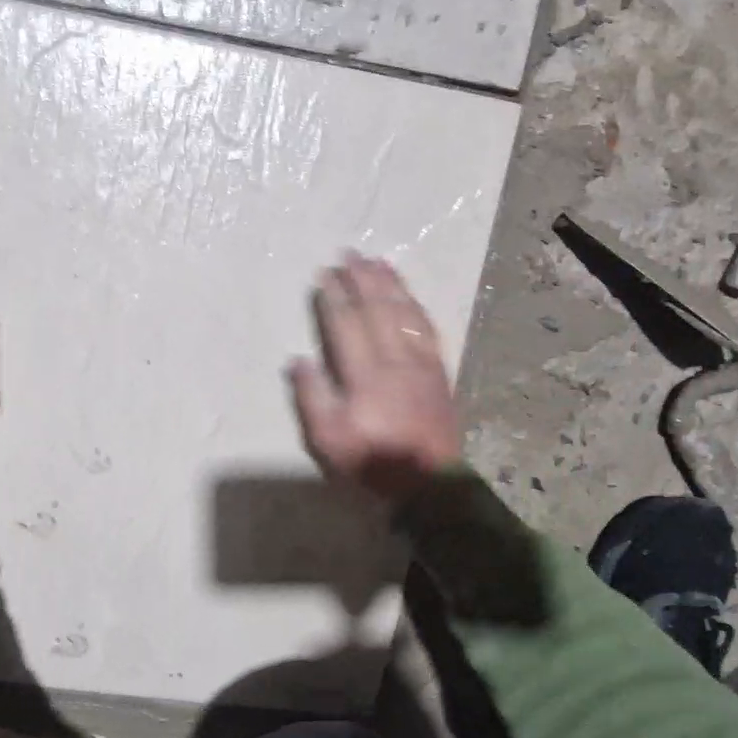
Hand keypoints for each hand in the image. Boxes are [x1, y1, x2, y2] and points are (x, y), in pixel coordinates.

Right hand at [289, 252, 461, 499]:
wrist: (428, 483)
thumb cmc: (371, 463)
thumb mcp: (328, 440)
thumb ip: (313, 398)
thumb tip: (299, 360)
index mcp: (366, 376)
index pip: (347, 325)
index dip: (334, 298)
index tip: (324, 275)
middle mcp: (396, 361)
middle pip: (378, 310)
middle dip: (362, 279)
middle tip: (350, 254)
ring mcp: (422, 363)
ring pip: (405, 313)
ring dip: (390, 284)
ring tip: (378, 262)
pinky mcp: (438, 371)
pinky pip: (427, 328)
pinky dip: (414, 306)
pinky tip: (408, 296)